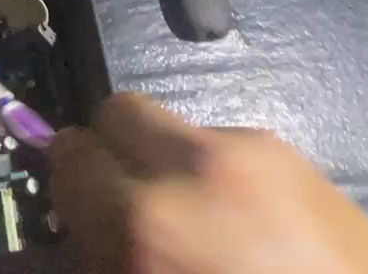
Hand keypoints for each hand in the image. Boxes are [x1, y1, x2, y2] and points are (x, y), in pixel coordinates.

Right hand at [51, 93, 367, 273]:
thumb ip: (107, 257)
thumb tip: (76, 235)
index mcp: (151, 224)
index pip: (71, 156)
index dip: (67, 183)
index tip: (76, 208)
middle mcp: (198, 168)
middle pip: (118, 110)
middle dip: (110, 149)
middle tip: (125, 202)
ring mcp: (256, 155)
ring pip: (176, 123)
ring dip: (165, 162)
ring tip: (196, 224)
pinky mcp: (299, 160)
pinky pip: (227, 145)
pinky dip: (216, 175)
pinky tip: (247, 231)